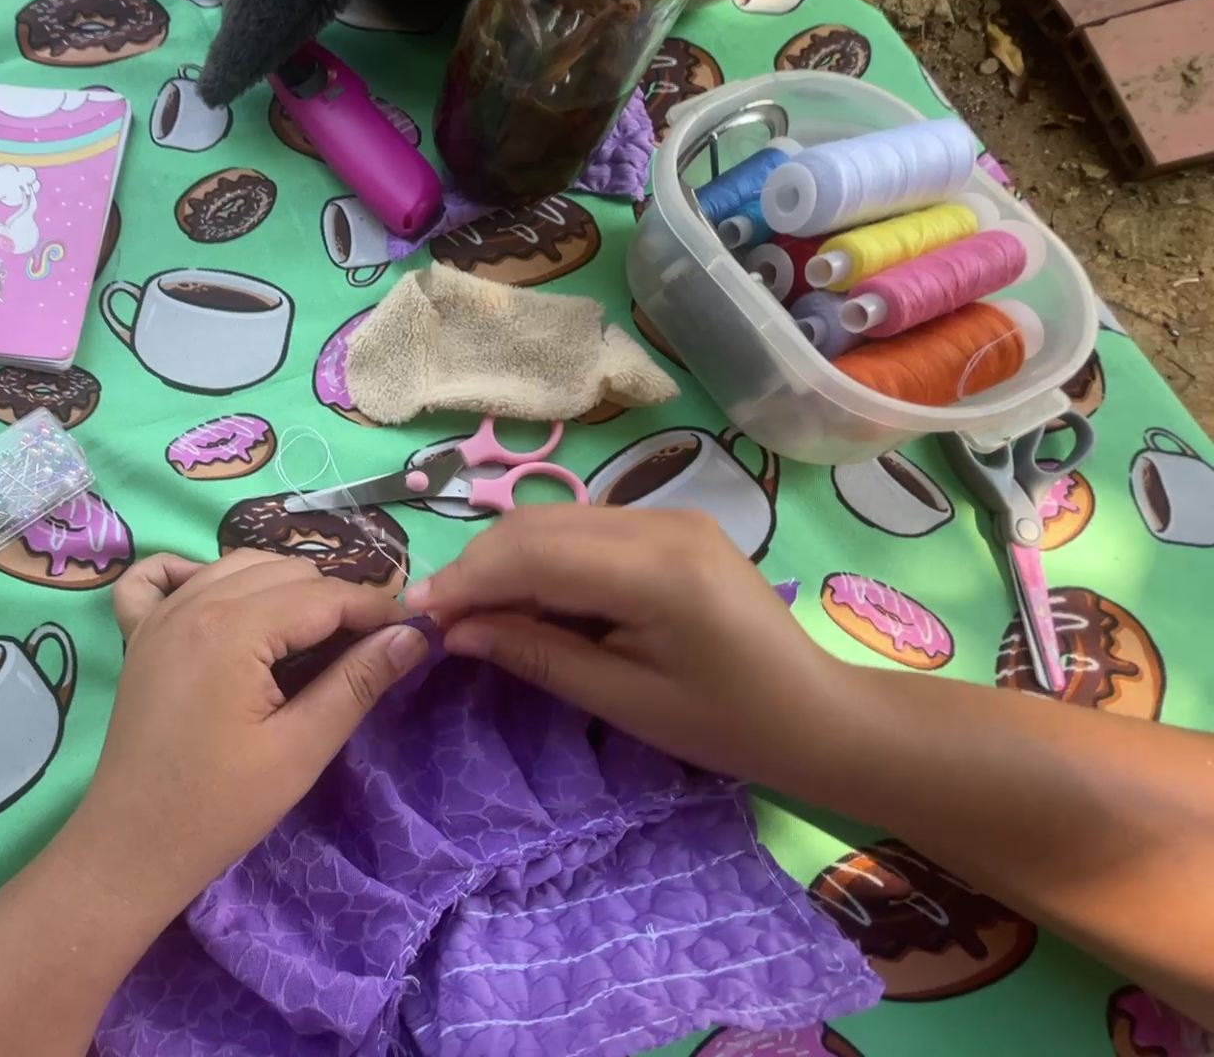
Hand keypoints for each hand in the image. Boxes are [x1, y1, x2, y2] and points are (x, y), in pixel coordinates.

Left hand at [66, 551, 428, 912]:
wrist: (133, 845)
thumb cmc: (221, 806)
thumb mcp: (301, 748)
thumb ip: (358, 682)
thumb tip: (412, 635)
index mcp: (233, 628)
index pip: (323, 594)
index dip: (376, 608)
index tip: (413, 630)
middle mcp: (194, 602)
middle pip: (285, 571)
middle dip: (334, 599)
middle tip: (365, 644)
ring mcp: (159, 613)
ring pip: (237, 564)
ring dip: (282, 585)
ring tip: (312, 632)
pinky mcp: (139, 633)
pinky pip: (160, 576)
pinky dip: (193, 573)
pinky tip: (219, 598)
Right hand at [405, 505, 842, 780]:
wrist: (820, 711)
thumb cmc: (726, 723)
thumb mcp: (622, 700)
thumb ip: (535, 654)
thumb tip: (456, 631)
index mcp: (660, 573)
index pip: (535, 556)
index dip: (467, 579)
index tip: (417, 610)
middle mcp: (660, 523)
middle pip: (534, 526)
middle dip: (475, 567)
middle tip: (440, 615)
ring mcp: (664, 515)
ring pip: (548, 519)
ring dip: (500, 559)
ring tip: (473, 608)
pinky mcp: (662, 521)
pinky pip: (575, 528)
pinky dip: (534, 557)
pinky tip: (522, 594)